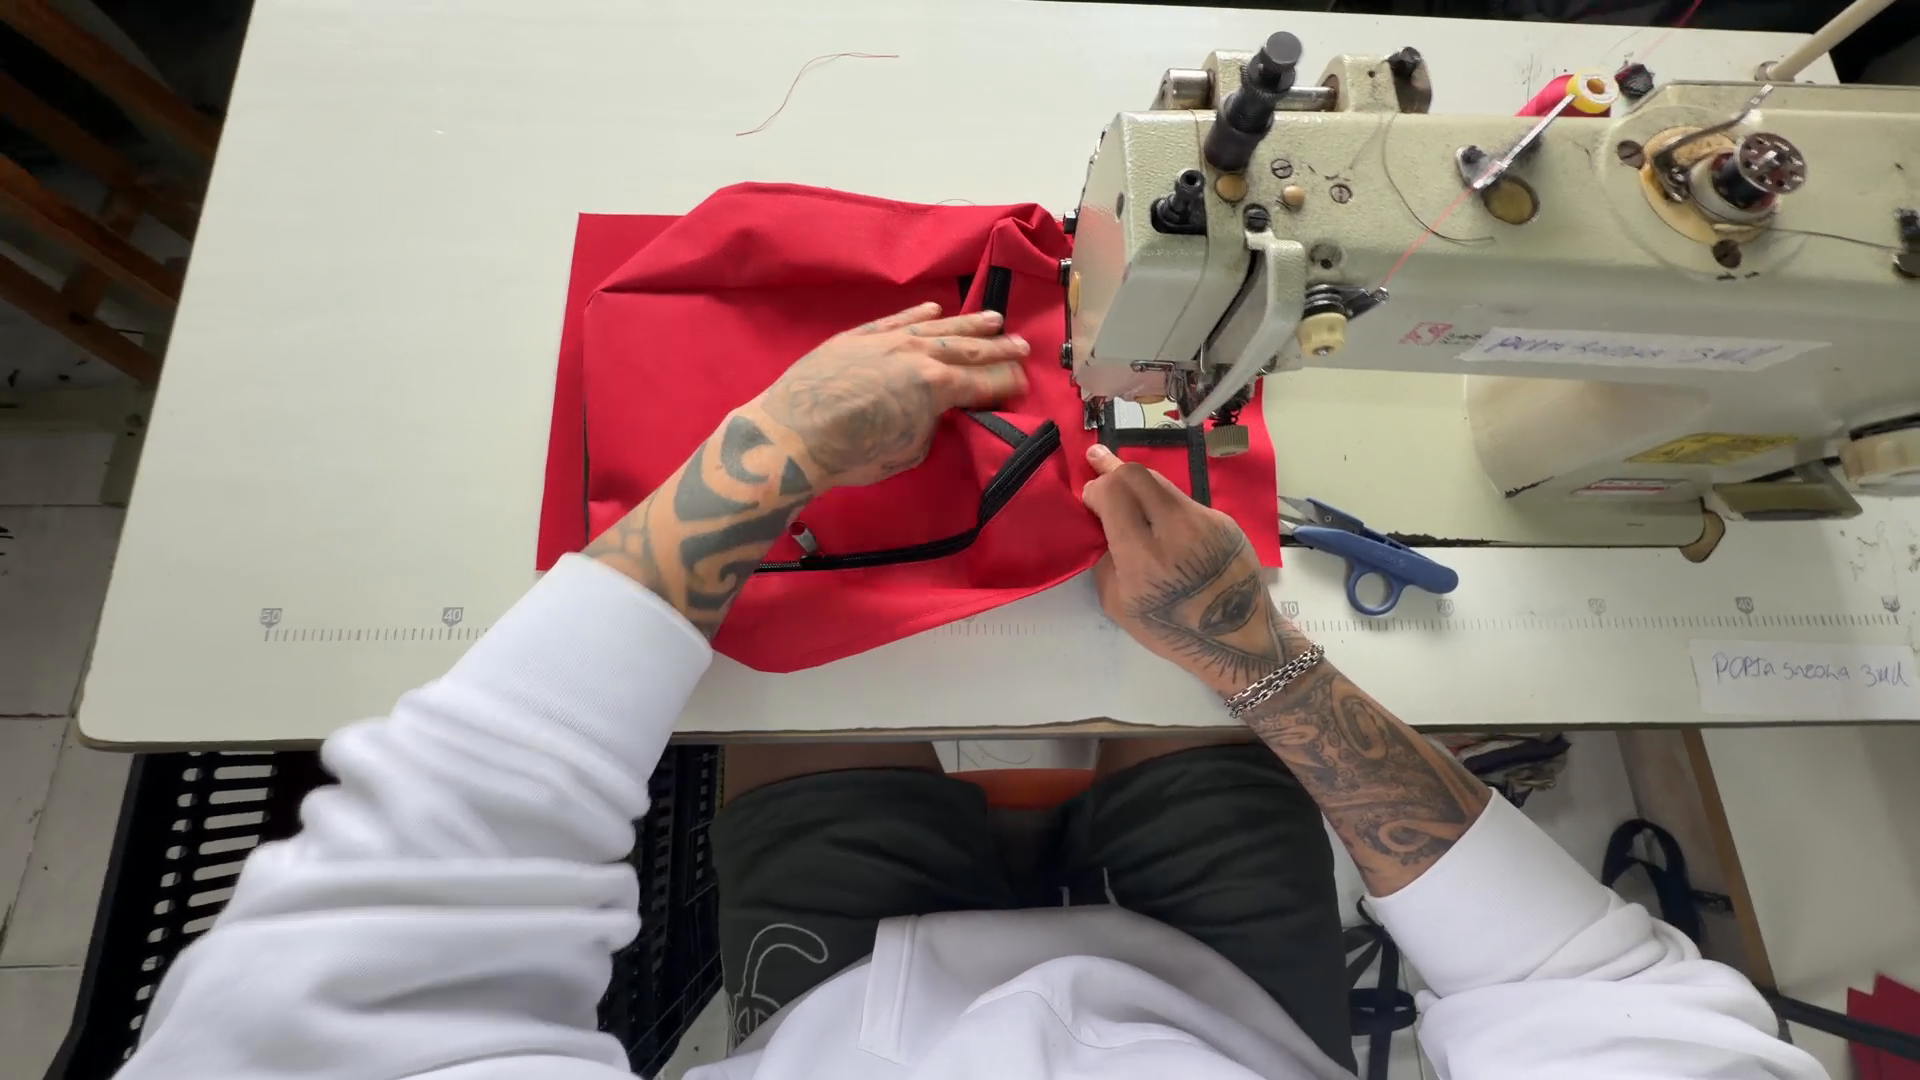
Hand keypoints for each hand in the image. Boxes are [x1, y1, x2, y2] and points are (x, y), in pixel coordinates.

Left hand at [751, 302, 1030, 489]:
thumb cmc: (853, 454)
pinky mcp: (861, 336)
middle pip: (971, 348)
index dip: (1008, 384)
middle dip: (1001, 349)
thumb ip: (931, 427)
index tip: (1023, 385)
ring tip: (994, 320)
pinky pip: (899, 318)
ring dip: (970, 324)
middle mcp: (919, 354)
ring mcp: (889, 339)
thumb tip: (936, 414)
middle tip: (1023, 347)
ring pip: (939, 326)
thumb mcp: (908, 451)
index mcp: (938, 386)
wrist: (794, 432)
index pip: (985, 382)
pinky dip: (920, 313)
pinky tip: (936, 309)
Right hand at [1080, 444, 1286, 695]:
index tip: (1088, 497)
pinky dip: (1163, 504)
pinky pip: (1182, 501)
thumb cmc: (1171, 630)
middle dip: (1112, 467)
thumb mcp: (1118, 604)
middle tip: (1096, 459)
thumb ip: (1104, 559)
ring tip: (1120, 476)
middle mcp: (1175, 529)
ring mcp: (1204, 520)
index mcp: (1143, 556)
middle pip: (1137, 474)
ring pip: (1161, 482)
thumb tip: (1102, 526)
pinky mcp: (1222, 520)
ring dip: (1137, 482)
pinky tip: (1159, 518)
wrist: (1238, 638)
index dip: (1095, 487)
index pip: (1113, 492)